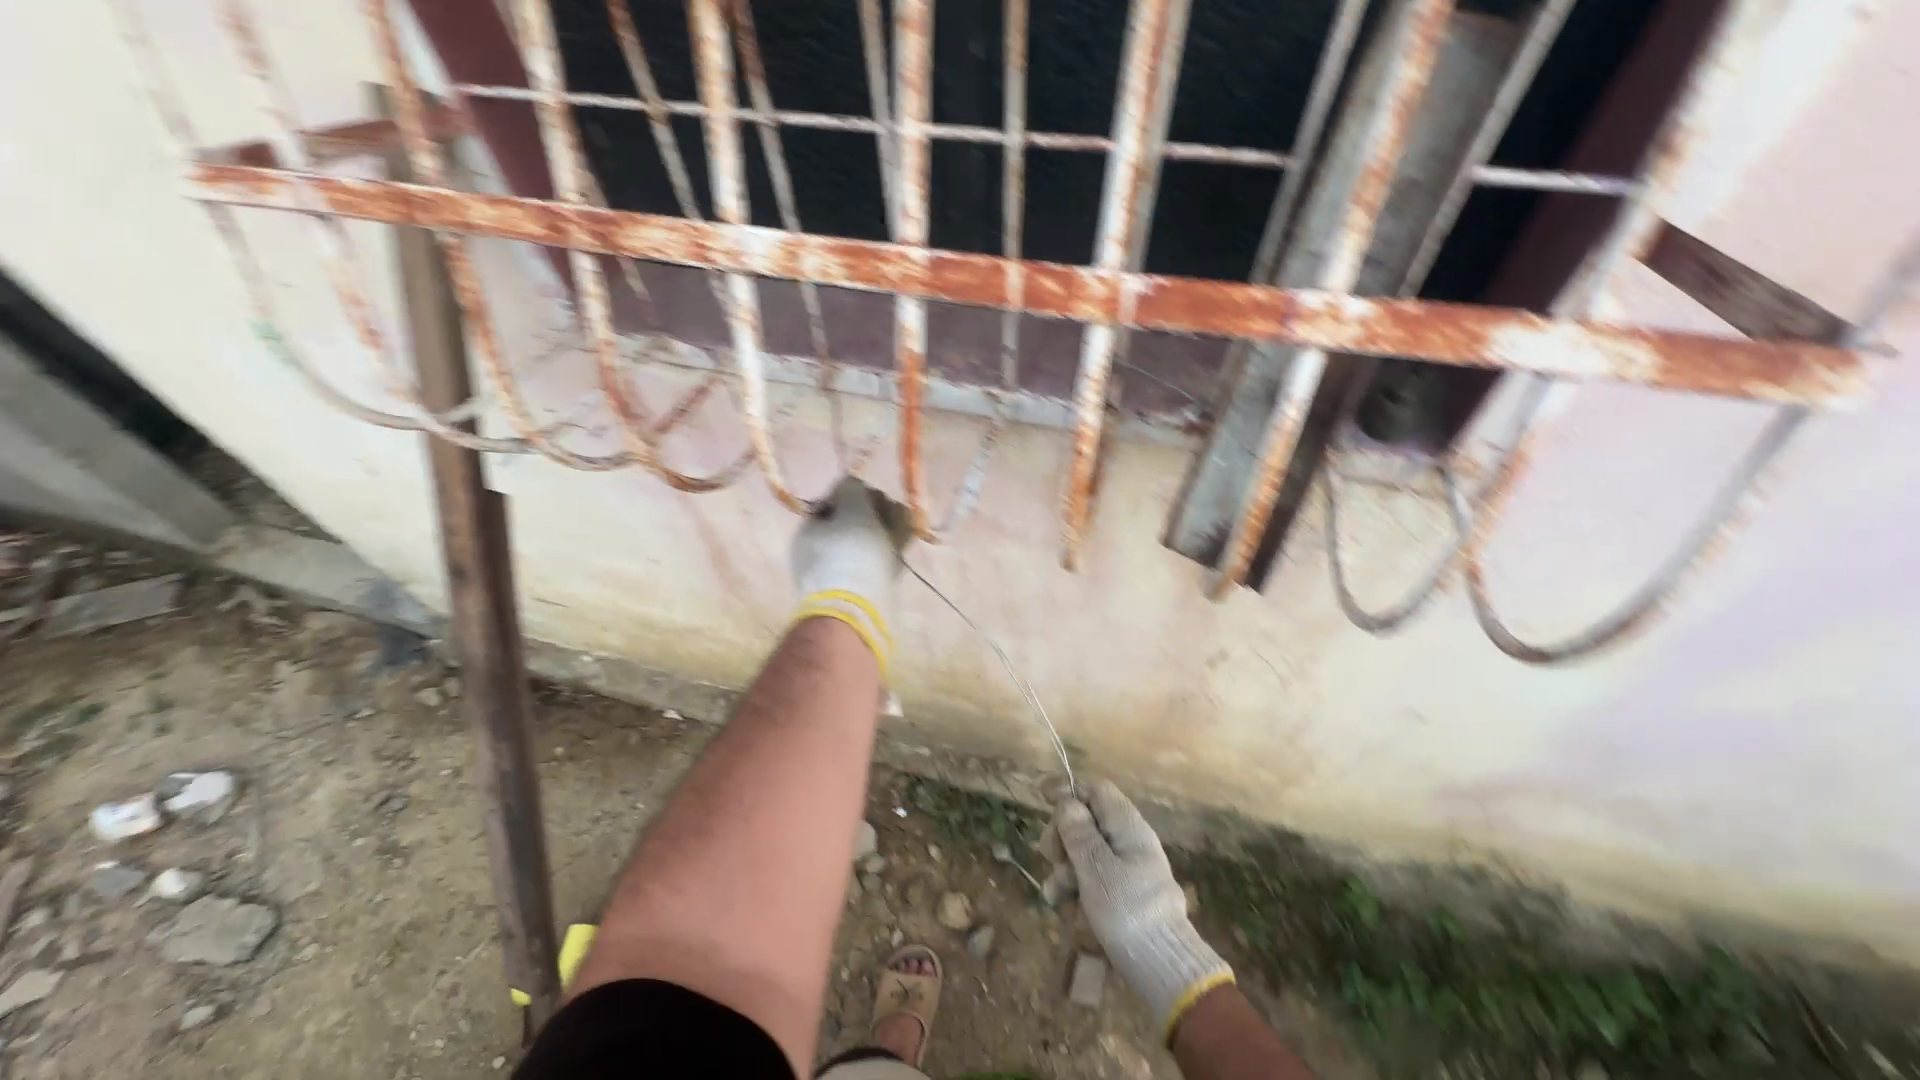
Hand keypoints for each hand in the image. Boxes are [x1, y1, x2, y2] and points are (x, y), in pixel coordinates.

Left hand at [790, 477, 911, 676]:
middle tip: (893, 514)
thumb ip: (852, 489)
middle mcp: (819, 551)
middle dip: (876, 513)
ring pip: (867, 542)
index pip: (834, 502)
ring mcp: (839, 573)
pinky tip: (905, 543)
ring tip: (905, 527)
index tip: (876, 498)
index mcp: (809, 530)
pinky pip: (876, 562)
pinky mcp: (860, 590)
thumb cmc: (851, 554)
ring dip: (887, 530)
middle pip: (852, 521)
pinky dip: (890, 551)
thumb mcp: (852, 510)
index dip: (857, 495)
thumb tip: (851, 483)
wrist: (857, 611)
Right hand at [1053, 780, 1233, 1042]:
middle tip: (1049, 856)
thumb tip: (1067, 800)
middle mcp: (1129, 841)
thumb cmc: (1126, 910)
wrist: (1161, 965)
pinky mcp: (1123, 894)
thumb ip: (1078, 832)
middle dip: (1061, 836)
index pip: (1097, 791)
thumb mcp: (1095, 868)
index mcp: (1128, 826)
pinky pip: (1093, 878)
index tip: (1042, 800)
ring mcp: (1127, 868)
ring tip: (1054, 893)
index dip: (1069, 792)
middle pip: (1087, 820)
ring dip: (1064, 867)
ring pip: (1086, 852)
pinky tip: (1062, 904)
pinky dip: (1076, 886)